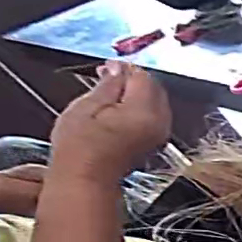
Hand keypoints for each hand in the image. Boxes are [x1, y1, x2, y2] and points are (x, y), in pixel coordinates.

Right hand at [50, 62, 171, 182]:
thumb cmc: (80, 145)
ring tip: (110, 89)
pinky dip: (140, 106)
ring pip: (157, 101)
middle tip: (108, 73)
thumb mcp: (86, 107)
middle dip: (134, 79)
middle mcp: (160, 122)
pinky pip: (154, 115)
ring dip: (137, 92)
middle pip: (155, 89)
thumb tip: (118, 68)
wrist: (87, 177)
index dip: (127, 69)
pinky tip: (119, 106)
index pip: (144, 80)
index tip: (109, 65)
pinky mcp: (156, 140)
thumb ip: (108, 86)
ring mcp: (161, 132)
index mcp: (145, 112)